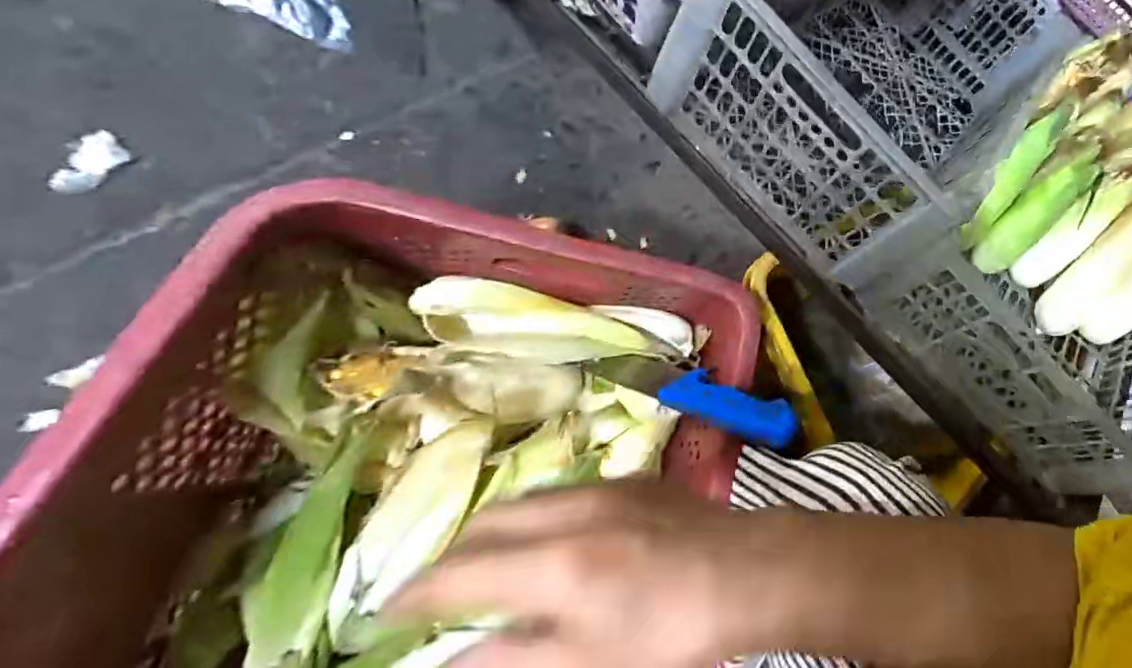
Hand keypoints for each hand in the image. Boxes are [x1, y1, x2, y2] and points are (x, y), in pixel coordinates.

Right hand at [384, 482, 761, 667]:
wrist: (744, 571)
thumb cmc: (668, 635)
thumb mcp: (588, 664)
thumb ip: (515, 658)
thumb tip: (452, 658)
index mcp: (556, 565)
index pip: (465, 571)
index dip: (419, 591)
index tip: (386, 609)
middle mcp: (569, 512)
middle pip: (489, 522)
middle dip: (452, 553)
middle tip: (431, 586)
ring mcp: (601, 489)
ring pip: (524, 501)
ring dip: (492, 528)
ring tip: (480, 560)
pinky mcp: (628, 482)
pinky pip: (559, 492)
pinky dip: (531, 514)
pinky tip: (542, 536)